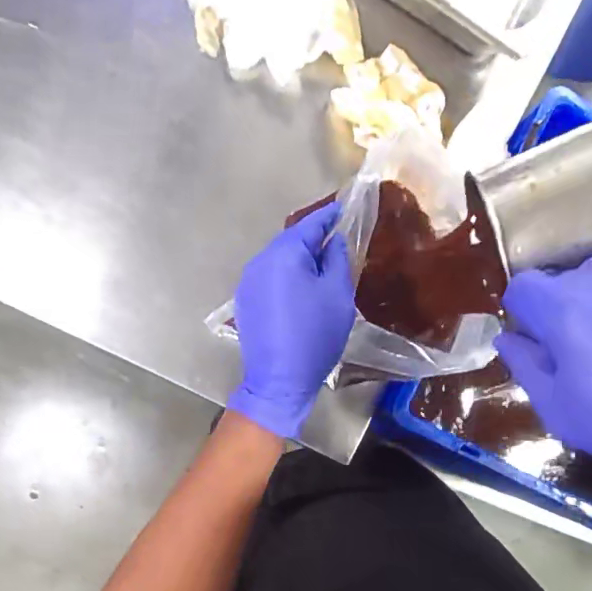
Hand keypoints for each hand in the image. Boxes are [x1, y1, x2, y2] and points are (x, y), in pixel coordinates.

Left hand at [227, 202, 356, 438]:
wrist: (279, 381)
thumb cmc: (315, 337)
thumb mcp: (337, 295)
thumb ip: (337, 259)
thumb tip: (333, 240)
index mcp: (284, 254)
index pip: (310, 224)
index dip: (330, 216)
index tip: (345, 209)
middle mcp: (260, 261)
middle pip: (291, 242)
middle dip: (314, 241)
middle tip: (337, 243)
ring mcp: (249, 283)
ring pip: (279, 262)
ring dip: (300, 262)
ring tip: (321, 271)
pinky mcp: (246, 303)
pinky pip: (271, 280)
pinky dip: (287, 279)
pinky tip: (301, 294)